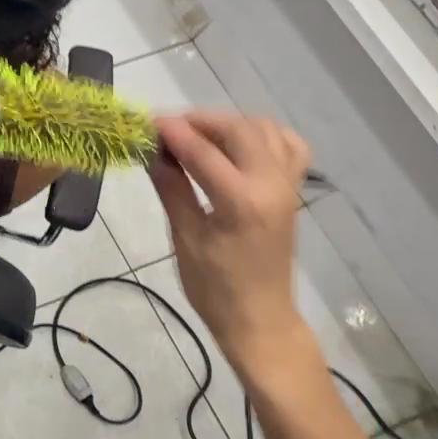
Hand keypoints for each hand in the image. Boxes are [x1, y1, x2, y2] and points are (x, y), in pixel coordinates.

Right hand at [149, 112, 310, 371]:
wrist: (259, 317)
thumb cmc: (214, 287)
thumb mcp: (185, 238)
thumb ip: (172, 189)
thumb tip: (152, 153)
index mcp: (242, 202)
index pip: (203, 152)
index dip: (172, 132)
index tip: (145, 121)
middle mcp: (272, 185)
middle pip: (239, 130)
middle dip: (200, 122)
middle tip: (166, 129)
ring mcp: (287, 185)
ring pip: (265, 131)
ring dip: (229, 124)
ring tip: (196, 136)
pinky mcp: (292, 190)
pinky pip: (288, 146)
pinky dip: (262, 135)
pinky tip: (236, 145)